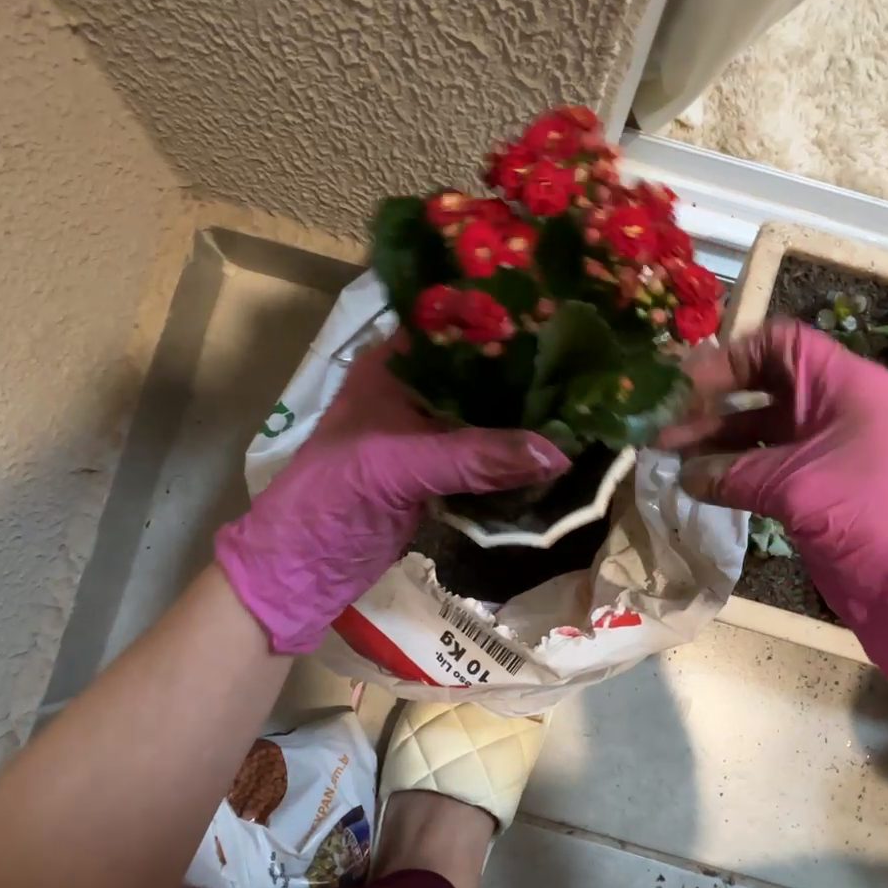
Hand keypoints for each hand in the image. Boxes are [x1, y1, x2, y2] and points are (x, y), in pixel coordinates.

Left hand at [215, 340, 570, 653]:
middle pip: (479, 373)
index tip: (562, 317)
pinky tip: (554, 453)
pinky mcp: (436, 476)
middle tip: (585, 368)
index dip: (504, 320)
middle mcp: (411, 392)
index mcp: (392, 367)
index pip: (454, 325)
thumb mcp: (402, 465)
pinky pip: (483, 459)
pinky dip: (512, 459)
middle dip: (525, 374)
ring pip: (484, 417)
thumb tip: (559, 453)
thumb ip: (478, 456)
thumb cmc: (333, 497)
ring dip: (523, 419)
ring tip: (582, 406)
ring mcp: (424, 436)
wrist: (302, 570)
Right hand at [675, 319, 887, 677]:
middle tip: (664, 426)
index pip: (778, 345)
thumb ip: (733, 475)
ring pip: (758, 432)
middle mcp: (830, 410)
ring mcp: (823, 452)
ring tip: (667, 458)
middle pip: (761, 387)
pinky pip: (763, 470)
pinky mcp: (815, 492)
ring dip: (713, 443)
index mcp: (841, 386)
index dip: (730, 357)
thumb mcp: (798, 487)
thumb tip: (681, 475)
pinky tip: (696, 485)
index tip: (686, 387)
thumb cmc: (877, 516)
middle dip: (711, 404)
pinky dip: (730, 474)